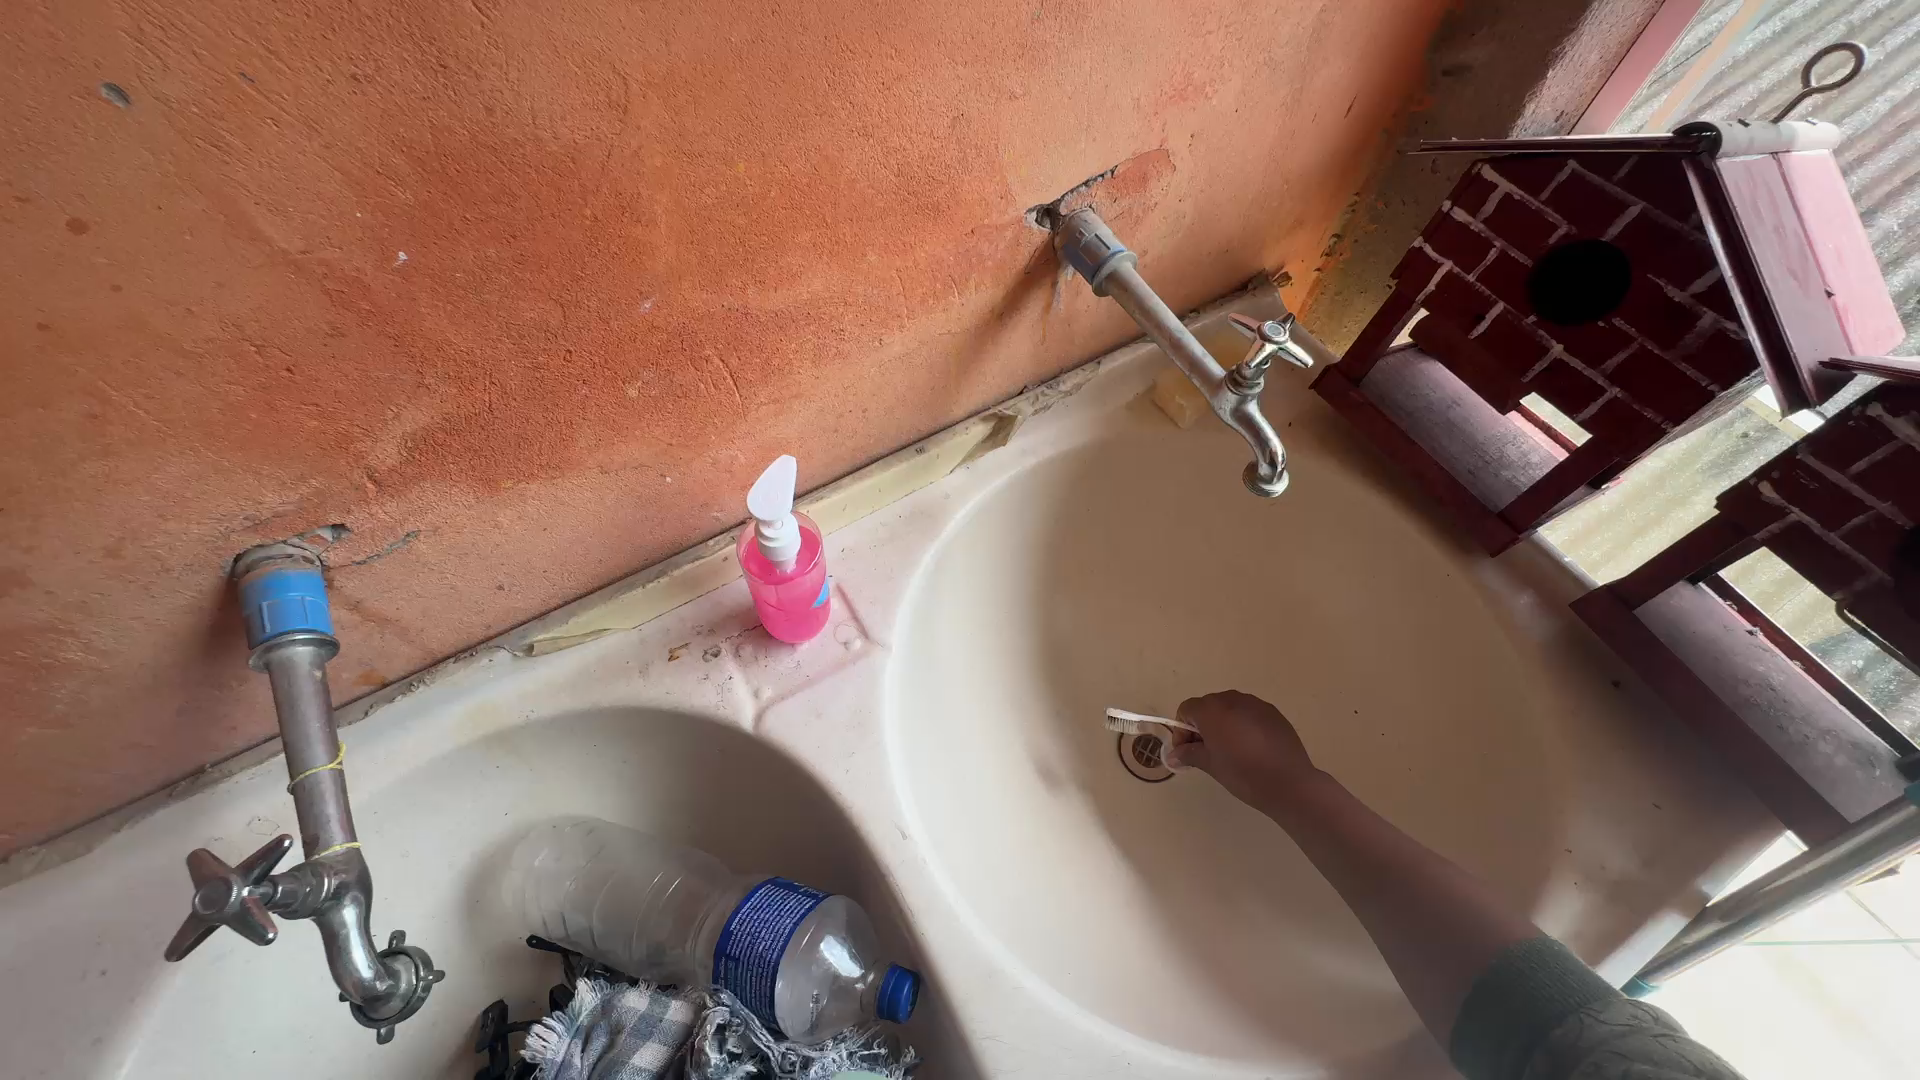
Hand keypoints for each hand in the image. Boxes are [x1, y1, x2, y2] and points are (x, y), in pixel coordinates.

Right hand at [1167, 690, 1319, 813]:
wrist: (1289, 783)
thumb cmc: (1243, 773)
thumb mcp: (1211, 765)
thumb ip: (1189, 754)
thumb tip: (1172, 756)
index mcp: (1211, 710)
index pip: (1186, 710)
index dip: (1182, 731)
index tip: (1187, 752)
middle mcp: (1231, 699)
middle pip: (1207, 707)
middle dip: (1201, 726)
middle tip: (1206, 752)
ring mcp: (1255, 704)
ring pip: (1229, 708)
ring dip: (1222, 724)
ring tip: (1230, 750)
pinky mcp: (1273, 712)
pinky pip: (1249, 713)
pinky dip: (1242, 725)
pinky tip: (1251, 748)